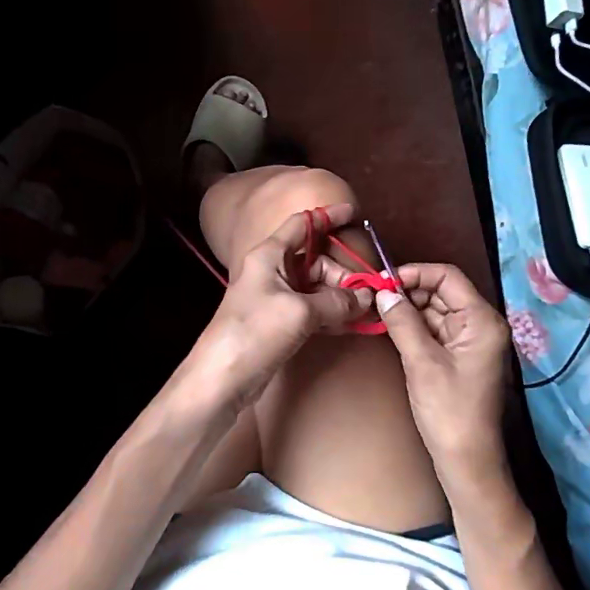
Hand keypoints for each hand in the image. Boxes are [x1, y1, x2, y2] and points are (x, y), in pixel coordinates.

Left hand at [195, 204, 374, 405]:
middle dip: (343, 272)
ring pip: (316, 286)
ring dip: (341, 295)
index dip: (328, 216)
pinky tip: (351, 323)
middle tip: (368, 293)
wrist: (222, 377)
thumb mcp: (300, 311)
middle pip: (315, 260)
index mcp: (269, 254)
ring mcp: (275, 297)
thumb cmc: (254, 332)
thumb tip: (366, 297)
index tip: (354, 212)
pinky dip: (331, 313)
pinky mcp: (279, 322)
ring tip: (366, 309)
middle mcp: (271, 270)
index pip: (302, 224)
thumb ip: (336, 301)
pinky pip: (312, 308)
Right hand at [374, 262, 510, 472]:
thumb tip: (383, 292)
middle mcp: (480, 325)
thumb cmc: (449, 410)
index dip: (415, 273)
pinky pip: (434, 329)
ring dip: (408, 308)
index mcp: (482, 321)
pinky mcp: (458, 355)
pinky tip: (391, 327)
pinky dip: (413, 326)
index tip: (383, 281)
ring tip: (378, 311)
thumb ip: (402, 322)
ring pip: (435, 310)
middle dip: (408, 290)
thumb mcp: (422, 362)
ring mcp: (470, 341)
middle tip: (375, 297)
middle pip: (441, 292)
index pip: (448, 277)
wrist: (466, 458)